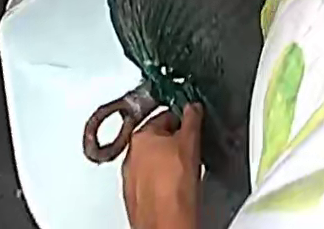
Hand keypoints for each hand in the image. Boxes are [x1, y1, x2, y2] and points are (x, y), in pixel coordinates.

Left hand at [121, 105, 201, 228]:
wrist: (166, 227)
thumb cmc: (173, 189)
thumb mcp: (190, 143)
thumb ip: (192, 119)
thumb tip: (192, 107)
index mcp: (140, 137)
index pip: (164, 117)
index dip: (182, 120)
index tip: (192, 124)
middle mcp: (130, 156)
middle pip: (157, 140)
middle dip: (174, 143)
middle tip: (190, 150)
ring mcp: (130, 181)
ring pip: (153, 163)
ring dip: (167, 164)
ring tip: (184, 172)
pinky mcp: (134, 201)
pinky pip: (150, 184)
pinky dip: (161, 184)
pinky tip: (175, 191)